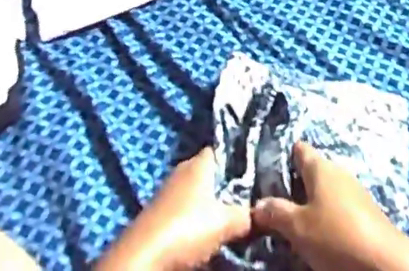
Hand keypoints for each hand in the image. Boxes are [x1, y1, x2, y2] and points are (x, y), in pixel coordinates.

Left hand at [97, 147, 250, 270]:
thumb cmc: (186, 228)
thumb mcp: (225, 223)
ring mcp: (169, 191)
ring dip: (212, 204)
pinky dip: (198, 218)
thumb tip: (266, 213)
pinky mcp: (161, 213)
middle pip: (212, 172)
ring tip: (235, 216)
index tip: (259, 169)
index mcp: (199, 162)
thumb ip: (247, 215)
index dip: (240, 158)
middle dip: (228, 185)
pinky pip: (187, 209)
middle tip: (252, 197)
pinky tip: (210, 230)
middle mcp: (184, 169)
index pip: (223, 149)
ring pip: (199, 193)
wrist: (142, 259)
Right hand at [253, 144, 408, 270]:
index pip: (300, 150)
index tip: (272, 166)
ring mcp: (354, 190)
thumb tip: (257, 204)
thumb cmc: (335, 236)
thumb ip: (276, 213)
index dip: (286, 156)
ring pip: (327, 189)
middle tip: (278, 201)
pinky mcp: (365, 211)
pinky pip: (339, 205)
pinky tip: (321, 230)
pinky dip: (328, 213)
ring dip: (313, 201)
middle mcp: (338, 171)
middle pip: (313, 171)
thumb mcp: (298, 228)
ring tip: (296, 219)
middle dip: (297, 183)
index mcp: (321, 167)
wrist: (384, 261)